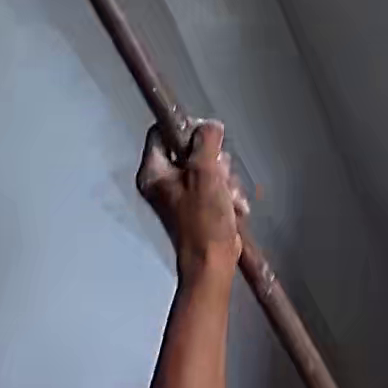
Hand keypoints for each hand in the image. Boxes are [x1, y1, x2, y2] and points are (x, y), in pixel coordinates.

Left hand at [136, 120, 245, 275]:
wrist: (213, 263)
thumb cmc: (203, 221)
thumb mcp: (205, 173)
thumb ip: (206, 142)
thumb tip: (210, 125)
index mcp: (154, 172)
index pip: (161, 132)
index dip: (185, 129)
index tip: (206, 136)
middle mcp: (163, 181)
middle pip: (190, 149)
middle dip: (214, 162)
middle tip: (219, 176)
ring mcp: (181, 193)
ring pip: (208, 167)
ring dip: (225, 180)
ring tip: (228, 198)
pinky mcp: (198, 204)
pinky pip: (216, 185)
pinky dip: (228, 194)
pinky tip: (233, 208)